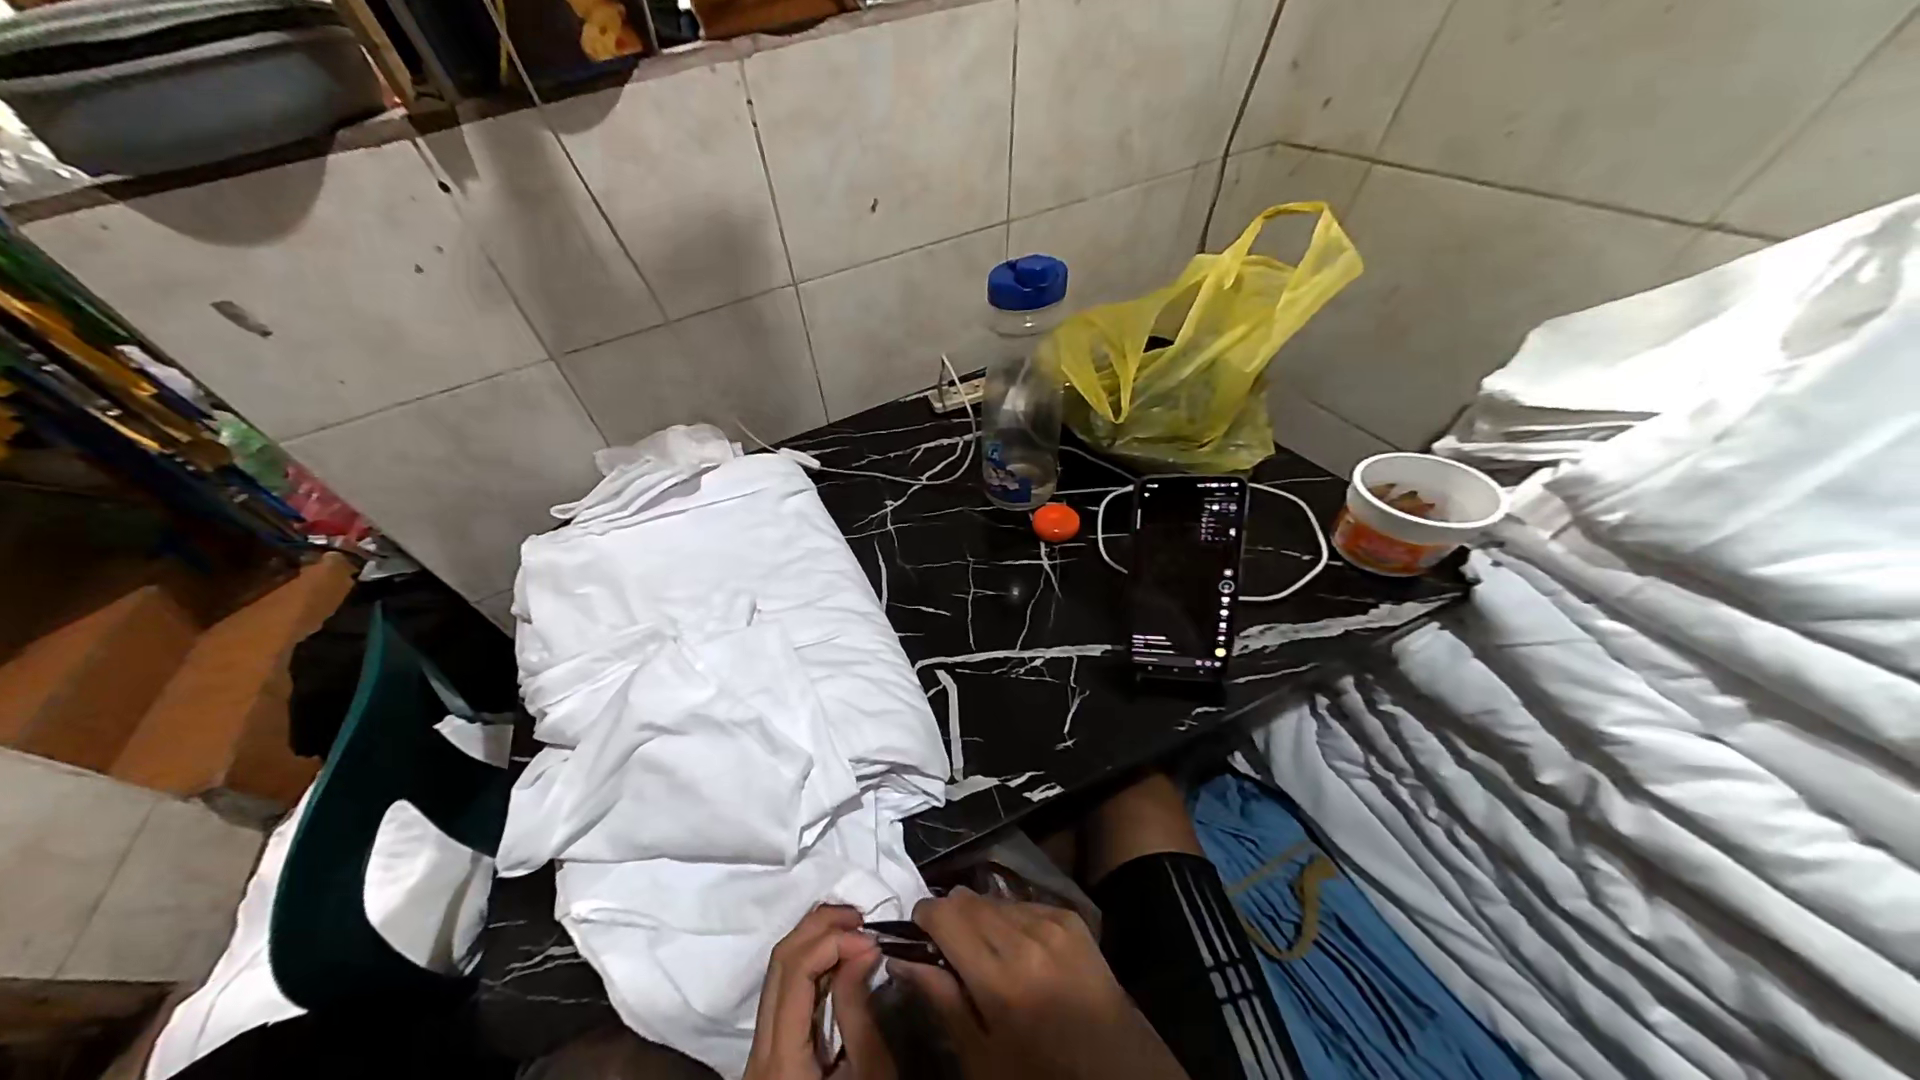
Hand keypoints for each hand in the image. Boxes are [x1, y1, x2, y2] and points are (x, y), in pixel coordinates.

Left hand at [744, 905, 893, 1079]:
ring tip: (854, 929)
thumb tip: (863, 948)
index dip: (832, 941)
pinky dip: (812, 960)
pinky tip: (839, 954)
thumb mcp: (867, 1075)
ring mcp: (758, 1046)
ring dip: (815, 937)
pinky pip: (784, 987)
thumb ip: (860, 1011)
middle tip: (861, 918)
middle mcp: (758, 1046)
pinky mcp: (770, 1046)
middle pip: (779, 961)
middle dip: (820, 926)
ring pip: (777, 969)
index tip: (871, 939)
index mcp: (781, 1058)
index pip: (795, 972)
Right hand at [904, 888, 1188, 1079]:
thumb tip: (902, 959)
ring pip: (994, 898)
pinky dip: (1010, 918)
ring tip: (984, 950)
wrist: (1119, 1073)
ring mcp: (1053, 922)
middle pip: (967, 899)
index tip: (919, 935)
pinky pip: (1024, 903)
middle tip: (947, 946)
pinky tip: (1017, 947)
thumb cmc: (1041, 1075)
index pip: (943, 914)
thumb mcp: (982, 1057)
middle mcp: (1025, 936)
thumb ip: (942, 1000)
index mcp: (999, 976)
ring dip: (979, 916)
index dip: (924, 918)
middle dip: (949, 915)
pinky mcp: (1072, 918)